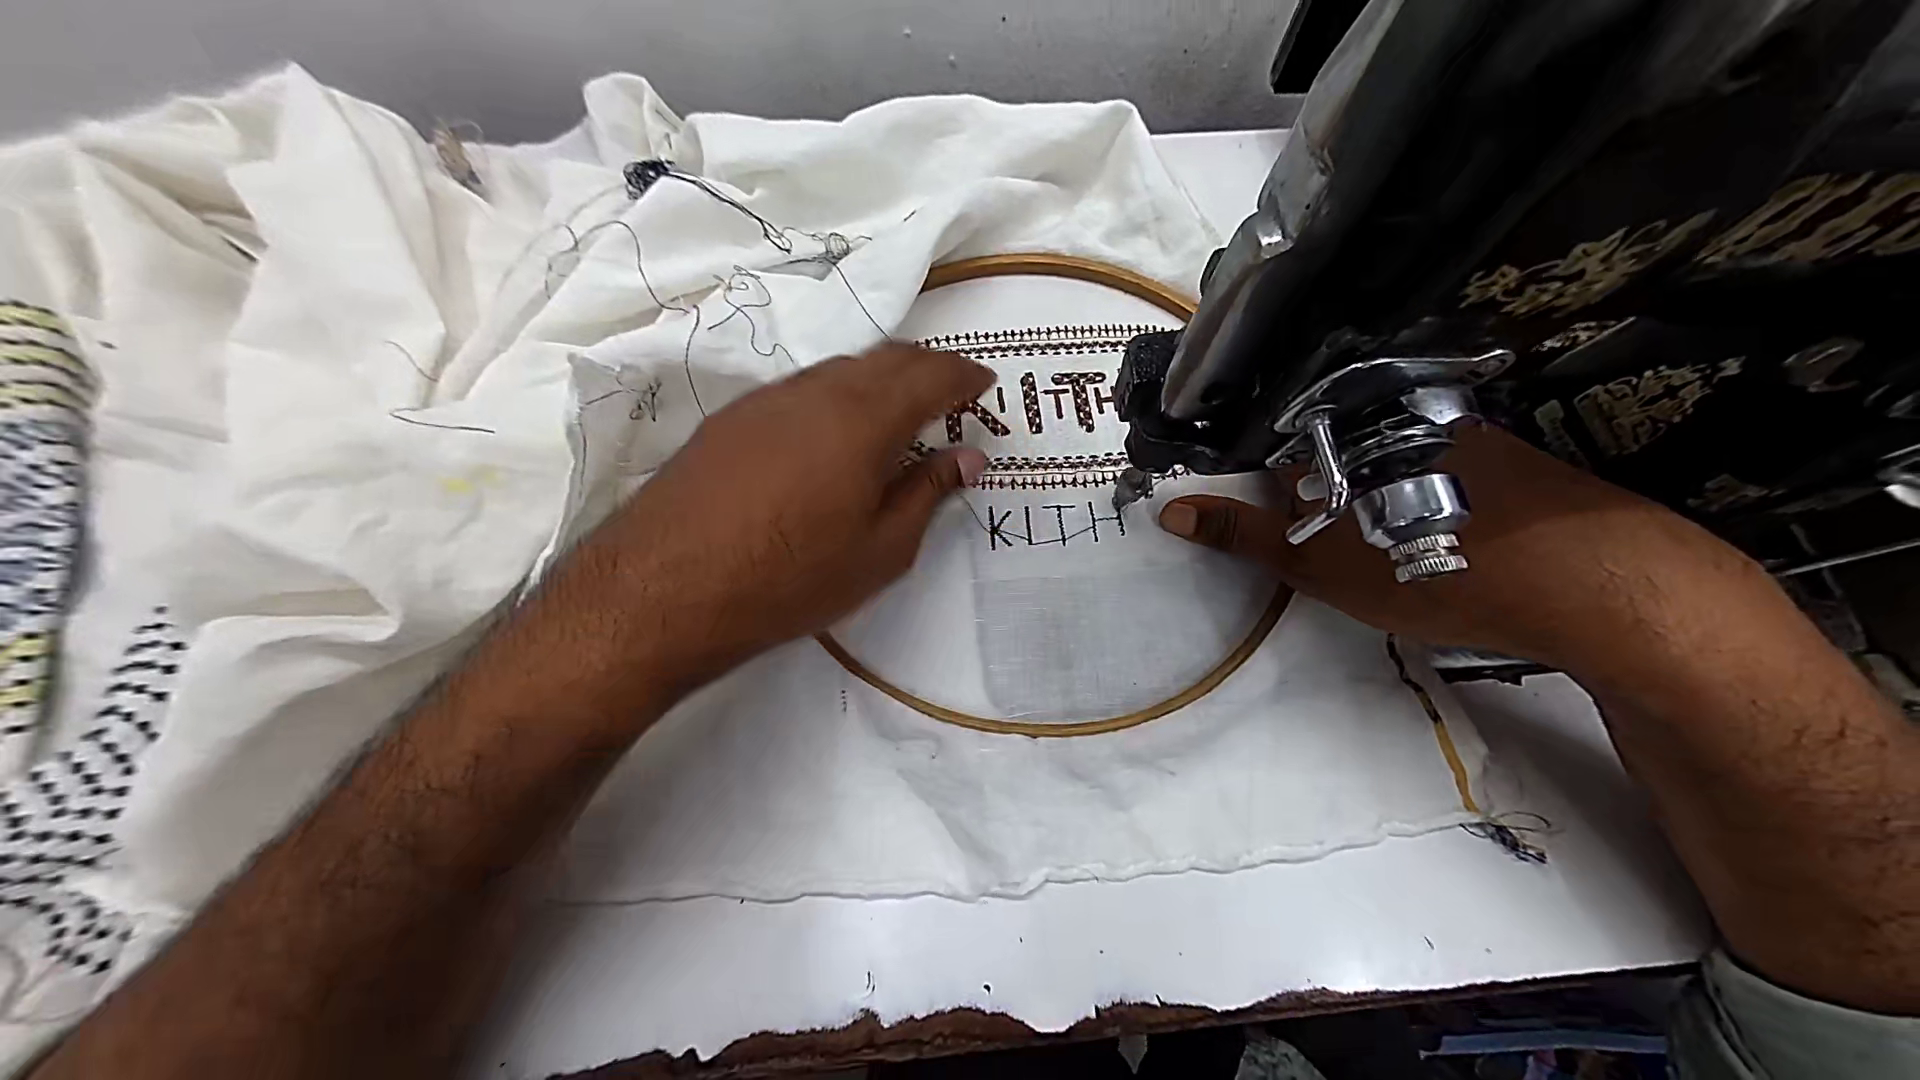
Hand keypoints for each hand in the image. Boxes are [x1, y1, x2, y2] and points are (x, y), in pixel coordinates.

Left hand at [545, 343, 991, 704]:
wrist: (664, 590)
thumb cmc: (790, 579)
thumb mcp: (880, 552)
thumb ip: (928, 494)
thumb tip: (968, 457)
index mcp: (863, 419)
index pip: (930, 375)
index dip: (964, 377)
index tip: (985, 385)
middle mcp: (816, 391)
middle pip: (885, 359)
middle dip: (926, 369)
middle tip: (949, 397)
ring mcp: (767, 400)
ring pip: (840, 370)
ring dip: (879, 382)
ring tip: (896, 418)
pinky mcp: (732, 418)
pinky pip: (802, 390)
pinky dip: (837, 398)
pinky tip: (833, 438)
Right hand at [1155, 425, 1766, 682]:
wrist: (1591, 583)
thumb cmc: (1427, 567)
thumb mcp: (1317, 563)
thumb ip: (1240, 533)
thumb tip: (1167, 510)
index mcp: (1336, 440)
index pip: (1268, 440)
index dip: (1249, 471)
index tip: (1247, 503)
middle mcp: (1387, 419)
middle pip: (1321, 439)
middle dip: (1304, 477)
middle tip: (1313, 526)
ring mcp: (1448, 426)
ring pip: (1376, 444)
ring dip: (1361, 477)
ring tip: (1370, 527)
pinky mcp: (1499, 445)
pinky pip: (1431, 451)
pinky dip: (1414, 477)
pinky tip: (1431, 516)